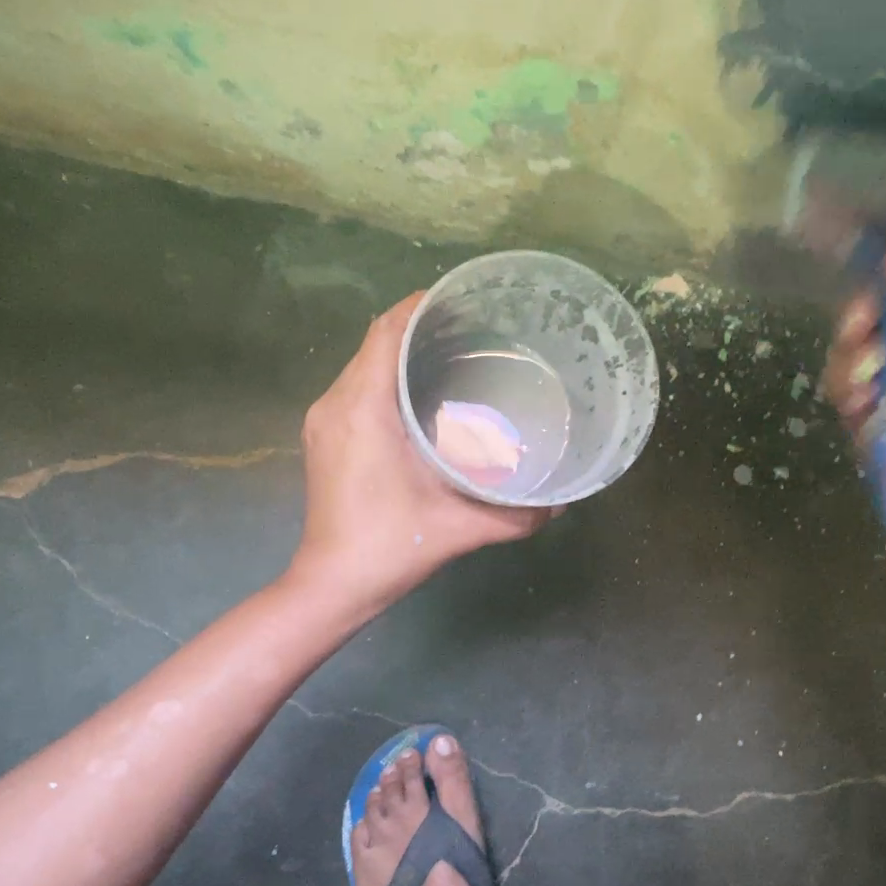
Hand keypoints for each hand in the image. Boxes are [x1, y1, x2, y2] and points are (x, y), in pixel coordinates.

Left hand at [291, 293, 554, 610]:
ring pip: (364, 363)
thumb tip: (561, 502)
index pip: (386, 331)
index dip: (422, 306)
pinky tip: (422, 394)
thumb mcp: (462, 527)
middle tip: (473, 329)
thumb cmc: (391, 548)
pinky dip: (387, 376)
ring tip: (454, 354)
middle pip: (375, 341)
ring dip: (402, 351)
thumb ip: (518, 515)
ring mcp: (324, 419)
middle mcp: (336, 402)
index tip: (464, 301)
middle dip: (420, 327)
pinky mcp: (324, 436)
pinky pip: (357, 386)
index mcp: (363, 408)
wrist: (332, 585)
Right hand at [824, 241, 885, 577]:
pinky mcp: (872, 418)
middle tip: (863, 331)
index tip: (857, 258)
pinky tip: (861, 409)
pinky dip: (846, 394)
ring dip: (851, 362)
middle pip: (875, 310)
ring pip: (851, 349)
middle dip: (861, 318)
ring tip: (867, 387)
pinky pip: (843, 389)